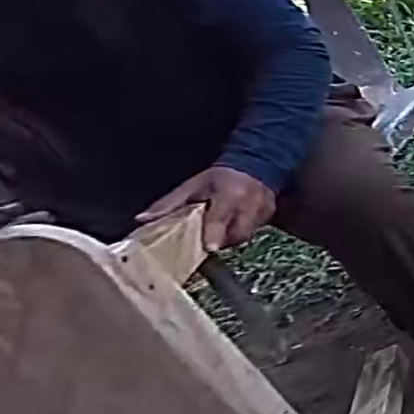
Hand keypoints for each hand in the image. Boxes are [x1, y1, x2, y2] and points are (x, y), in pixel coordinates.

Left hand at [138, 166, 275, 250]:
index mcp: (229, 197)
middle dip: (224, 241)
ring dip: (233, 237)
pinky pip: (256, 227)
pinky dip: (244, 229)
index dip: (214, 235)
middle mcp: (249, 205)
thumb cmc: (220, 177)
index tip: (210, 249)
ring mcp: (263, 209)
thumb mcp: (192, 185)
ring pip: (248, 233)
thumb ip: (170, 202)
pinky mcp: (270, 212)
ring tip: (222, 234)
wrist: (257, 165)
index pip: (220, 219)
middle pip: (238, 232)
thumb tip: (142, 219)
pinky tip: (236, 223)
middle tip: (211, 242)